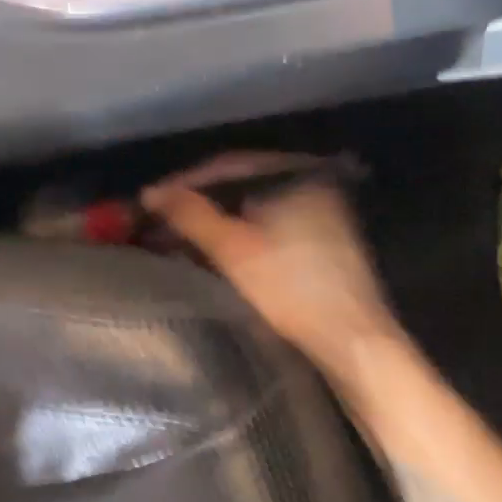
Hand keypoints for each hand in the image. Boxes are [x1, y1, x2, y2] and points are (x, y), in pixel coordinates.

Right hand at [144, 152, 411, 385]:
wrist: (352, 337)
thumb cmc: (291, 287)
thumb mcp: (233, 249)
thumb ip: (191, 215)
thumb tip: (152, 191)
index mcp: (294, 172)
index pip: (227, 164)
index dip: (184, 182)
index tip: (149, 201)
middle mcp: (310, 181)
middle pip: (241, 183)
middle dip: (197, 203)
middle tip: (157, 223)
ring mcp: (320, 208)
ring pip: (254, 205)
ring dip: (216, 220)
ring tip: (177, 239)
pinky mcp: (323, 237)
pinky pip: (270, 222)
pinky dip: (240, 232)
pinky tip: (215, 251)